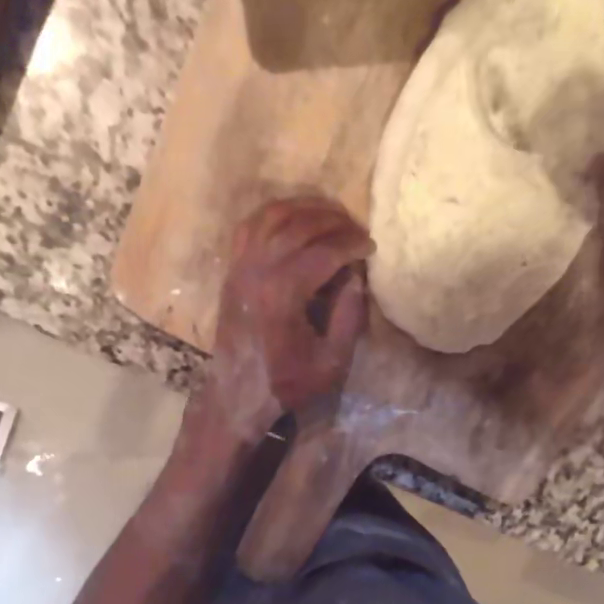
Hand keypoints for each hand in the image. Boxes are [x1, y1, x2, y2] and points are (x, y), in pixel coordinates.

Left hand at [195, 197, 373, 441]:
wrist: (238, 394)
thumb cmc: (287, 383)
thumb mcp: (331, 362)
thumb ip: (348, 317)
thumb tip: (356, 277)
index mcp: (283, 293)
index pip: (324, 250)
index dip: (352, 243)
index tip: (371, 246)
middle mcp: (258, 269)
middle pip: (300, 225)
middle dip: (334, 220)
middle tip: (356, 228)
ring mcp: (240, 266)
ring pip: (273, 215)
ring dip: (305, 208)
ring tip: (331, 215)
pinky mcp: (232, 269)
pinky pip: (250, 225)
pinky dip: (275, 214)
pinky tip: (295, 220)